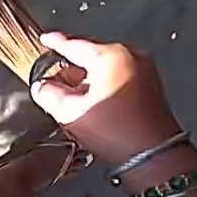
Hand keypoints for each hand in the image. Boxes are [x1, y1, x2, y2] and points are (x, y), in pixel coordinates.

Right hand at [28, 32, 182, 165]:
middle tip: (52, 78)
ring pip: (104, 66)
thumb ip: (49, 94)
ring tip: (71, 97)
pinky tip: (92, 101)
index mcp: (110, 56)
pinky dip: (102, 84)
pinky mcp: (149, 85)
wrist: (153, 156)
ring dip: (86, 77)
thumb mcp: (71, 113)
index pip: (75, 44)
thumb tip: (42, 87)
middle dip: (70, 66)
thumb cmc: (118, 133)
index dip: (55, 42)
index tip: (47, 39)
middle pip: (91, 53)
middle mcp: (130, 56)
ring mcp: (143, 70)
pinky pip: (118, 75)